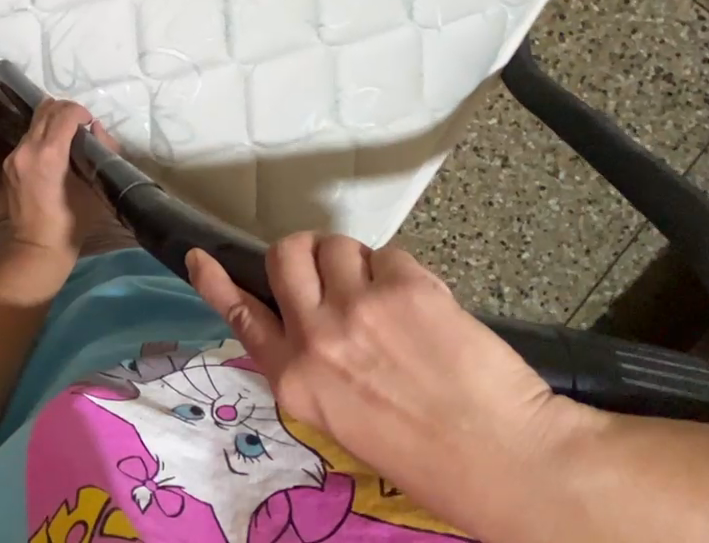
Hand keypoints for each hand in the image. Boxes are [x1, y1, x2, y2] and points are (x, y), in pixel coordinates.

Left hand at [1, 99, 111, 260]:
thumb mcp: (96, 187)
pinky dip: (42, 136)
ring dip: (52, 122)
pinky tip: (53, 152)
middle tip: (81, 123)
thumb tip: (96, 129)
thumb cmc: (72, 222)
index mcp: (49, 154)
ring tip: (68, 136)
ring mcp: (14, 156)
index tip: (89, 121)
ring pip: (34, 123)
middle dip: (65, 110)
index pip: (64, 114)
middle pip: (45, 110)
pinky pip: (26, 139)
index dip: (80, 111)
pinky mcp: (7, 165)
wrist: (37, 246)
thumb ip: (103, 152)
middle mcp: (27, 149)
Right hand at [186, 235, 589, 493]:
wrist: (509, 463)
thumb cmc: (425, 456)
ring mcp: (356, 308)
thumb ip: (311, 367)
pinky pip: (386, 254)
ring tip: (385, 293)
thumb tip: (305, 319)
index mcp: (295, 380)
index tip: (199, 255)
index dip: (216, 281)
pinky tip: (424, 306)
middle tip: (331, 271)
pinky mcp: (403, 287)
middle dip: (303, 254)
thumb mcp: (342, 420)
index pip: (242, 315)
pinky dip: (400, 271)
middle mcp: (314, 338)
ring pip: (333, 245)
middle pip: (284, 256)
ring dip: (353, 260)